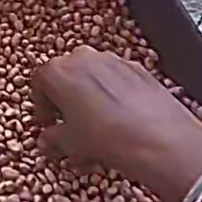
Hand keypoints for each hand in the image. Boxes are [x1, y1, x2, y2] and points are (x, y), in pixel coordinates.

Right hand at [31, 47, 201, 201]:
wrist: (162, 140)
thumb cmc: (107, 138)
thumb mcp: (71, 143)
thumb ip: (53, 138)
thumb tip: (47, 140)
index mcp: (59, 71)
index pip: (39, 82)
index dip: (41, 105)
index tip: (48, 122)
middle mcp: (84, 57)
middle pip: (66, 76)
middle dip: (66, 100)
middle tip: (70, 125)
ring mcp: (114, 60)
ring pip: (93, 77)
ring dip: (90, 98)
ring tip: (97, 128)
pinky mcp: (138, 68)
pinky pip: (116, 80)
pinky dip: (113, 96)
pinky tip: (121, 121)